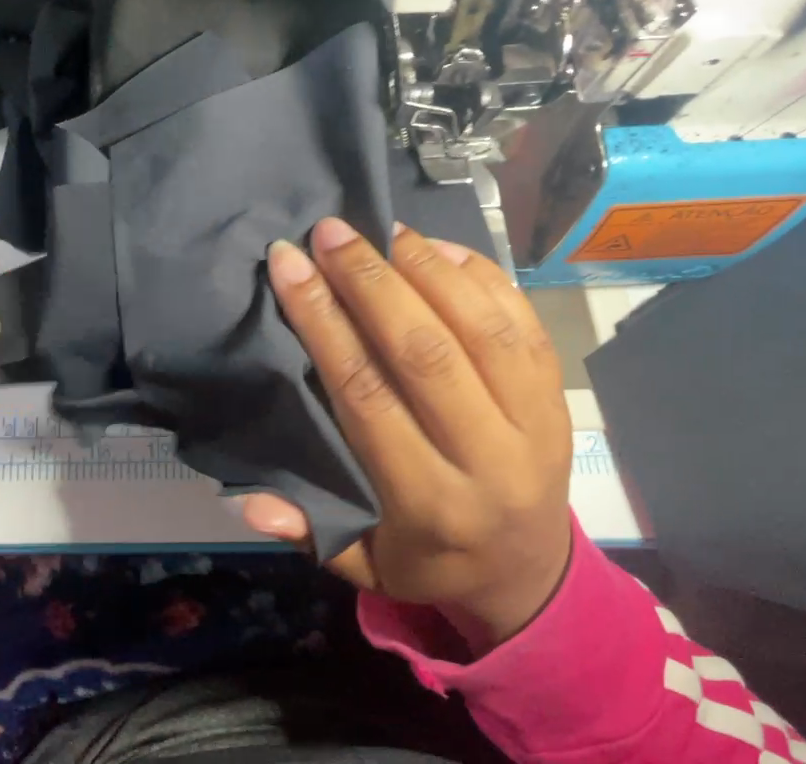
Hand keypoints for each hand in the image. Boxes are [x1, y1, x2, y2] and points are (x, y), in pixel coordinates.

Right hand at [243, 218, 573, 653]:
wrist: (531, 575)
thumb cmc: (429, 560)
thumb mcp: (360, 565)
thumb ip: (306, 531)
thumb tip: (246, 499)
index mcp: (430, 504)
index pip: (367, 395)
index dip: (323, 322)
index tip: (289, 266)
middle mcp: (490, 460)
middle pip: (425, 352)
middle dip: (370, 281)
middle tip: (329, 232)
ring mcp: (537, 424)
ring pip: (482, 329)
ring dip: (426, 268)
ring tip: (380, 229)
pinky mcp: (559, 398)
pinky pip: (524, 323)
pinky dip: (482, 277)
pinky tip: (437, 247)